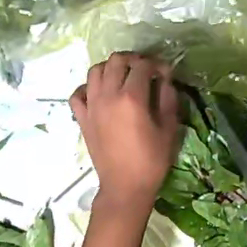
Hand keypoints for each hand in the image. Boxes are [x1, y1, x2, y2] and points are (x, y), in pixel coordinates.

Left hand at [70, 53, 179, 211]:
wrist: (125, 186)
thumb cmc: (151, 160)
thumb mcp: (169, 129)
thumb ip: (168, 99)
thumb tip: (165, 80)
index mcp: (132, 97)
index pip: (142, 66)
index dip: (156, 64)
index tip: (164, 73)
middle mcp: (108, 95)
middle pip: (116, 61)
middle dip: (133, 60)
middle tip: (144, 70)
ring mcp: (91, 106)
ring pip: (95, 71)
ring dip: (110, 68)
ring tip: (122, 78)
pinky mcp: (82, 118)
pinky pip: (78, 94)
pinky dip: (87, 88)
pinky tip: (99, 94)